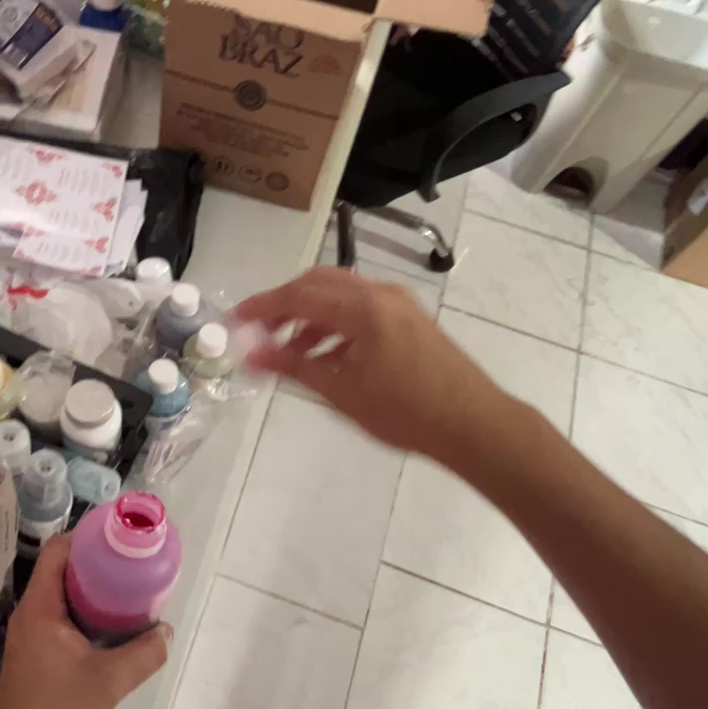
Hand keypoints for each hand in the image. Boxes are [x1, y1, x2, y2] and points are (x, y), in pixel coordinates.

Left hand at [0, 536, 171, 708]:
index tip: (118, 535)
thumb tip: (166, 631)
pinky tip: (110, 623)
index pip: (56, 552)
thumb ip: (143, 654)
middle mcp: (30, 613)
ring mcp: (30, 633)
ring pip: (61, 593)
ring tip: (126, 586)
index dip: (85, 536)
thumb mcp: (110, 683)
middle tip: (130, 560)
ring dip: (90, 586)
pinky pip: (60, 614)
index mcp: (40, 608)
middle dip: (94, 560)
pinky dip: (84, 609)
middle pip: (60, 569)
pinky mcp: (35, 651)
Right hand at [234, 266, 516, 456]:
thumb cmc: (404, 412)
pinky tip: (326, 356)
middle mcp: (381, 294)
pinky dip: (335, 324)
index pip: (298, 295)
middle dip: (284, 305)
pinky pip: (361, 308)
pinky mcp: (410, 318)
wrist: (473, 424)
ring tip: (289, 353)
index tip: (234, 319)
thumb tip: (250, 356)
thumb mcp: (341, 391)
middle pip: (318, 284)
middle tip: (259, 332)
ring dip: (309, 316)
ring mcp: (399, 303)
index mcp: (362, 307)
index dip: (262, 307)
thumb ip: (293, 366)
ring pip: (340, 295)